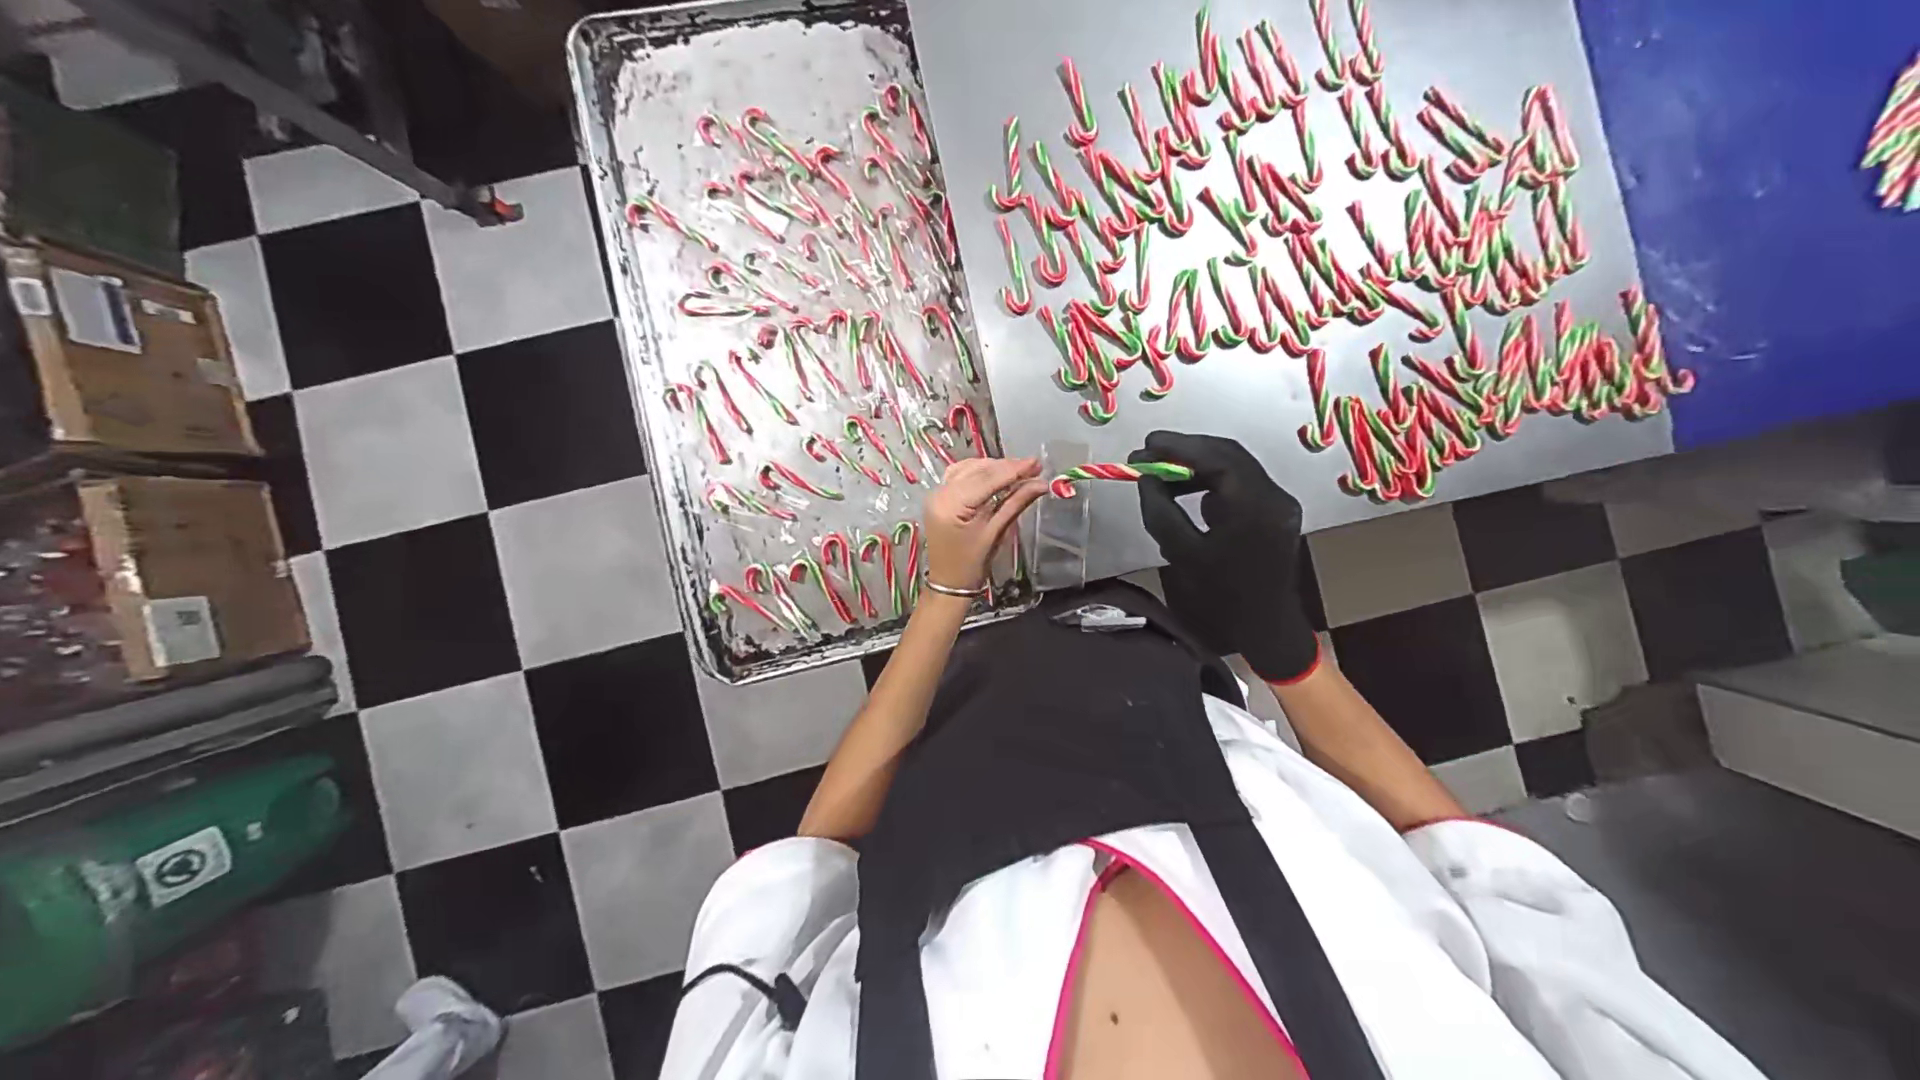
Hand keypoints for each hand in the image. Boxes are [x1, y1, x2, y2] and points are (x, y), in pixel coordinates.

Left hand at [921, 457, 1047, 591]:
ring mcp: (937, 494)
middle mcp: (940, 494)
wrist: (949, 583)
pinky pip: (960, 475)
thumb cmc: (972, 564)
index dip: (1013, 470)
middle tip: (1034, 467)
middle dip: (1006, 467)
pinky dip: (980, 472)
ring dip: (994, 467)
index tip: (1036, 464)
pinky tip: (997, 474)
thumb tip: (1040, 484)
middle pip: (977, 470)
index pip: (986, 479)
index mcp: (951, 505)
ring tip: (1019, 470)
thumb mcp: (995, 532)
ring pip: (968, 469)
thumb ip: (1016, 503)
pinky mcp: (940, 496)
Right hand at [1130, 432, 1318, 681]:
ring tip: (1161, 475)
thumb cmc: (1221, 598)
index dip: (1179, 446)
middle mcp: (1274, 496)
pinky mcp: (1275, 514)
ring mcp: (1279, 504)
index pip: (1218, 457)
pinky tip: (1187, 492)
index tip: (1146, 444)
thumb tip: (1146, 477)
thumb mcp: (1182, 554)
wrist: (1265, 630)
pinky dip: (1212, 482)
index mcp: (1255, 505)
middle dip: (1186, 452)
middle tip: (1148, 455)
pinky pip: (1241, 486)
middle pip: (1229, 456)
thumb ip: (1161, 510)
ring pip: (1235, 468)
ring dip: (1198, 466)